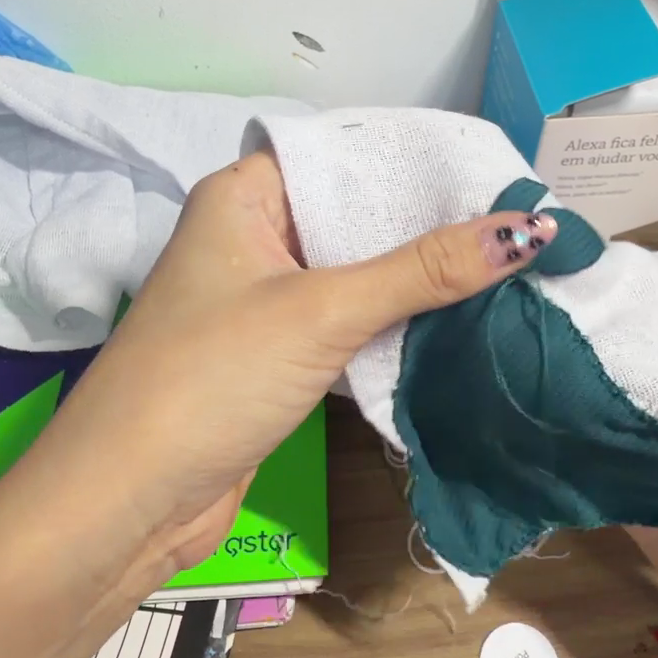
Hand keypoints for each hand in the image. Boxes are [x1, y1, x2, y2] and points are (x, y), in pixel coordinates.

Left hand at [55, 150, 557, 556]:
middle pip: (355, 213)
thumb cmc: (212, 379)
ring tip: (506, 257)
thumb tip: (529, 229)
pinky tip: (459, 312)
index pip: (343, 154)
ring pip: (357, 269)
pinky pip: (349, 317)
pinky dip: (396, 317)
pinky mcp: (279, 351)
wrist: (128, 503)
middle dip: (429, 220)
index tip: (493, 165)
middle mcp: (253, 235)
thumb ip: (424, 270)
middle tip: (517, 215)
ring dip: (419, 273)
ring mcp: (265, 296)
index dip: (415, 157)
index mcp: (244, 196)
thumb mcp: (323, 312)